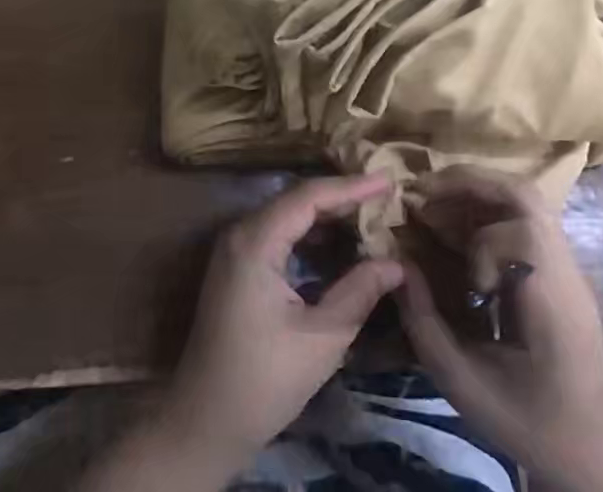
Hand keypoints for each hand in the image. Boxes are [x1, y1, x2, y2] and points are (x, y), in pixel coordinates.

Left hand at [162, 174, 404, 464]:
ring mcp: (235, 249)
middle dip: (342, 196)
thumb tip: (398, 263)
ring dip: (327, 215)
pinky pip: (279, 235)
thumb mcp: (323, 337)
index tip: (388, 180)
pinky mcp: (237, 267)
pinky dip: (311, 234)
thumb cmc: (263, 381)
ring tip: (371, 214)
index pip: (308, 196)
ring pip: (287, 216)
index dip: (351, 186)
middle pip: (296, 200)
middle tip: (385, 195)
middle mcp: (240, 234)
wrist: (204, 422)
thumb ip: (360, 291)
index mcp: (255, 243)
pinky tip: (340, 242)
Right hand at [397, 166, 602, 491]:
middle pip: (525, 196)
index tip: (460, 276)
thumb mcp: (461, 382)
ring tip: (434, 204)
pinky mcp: (560, 269)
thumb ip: (424, 321)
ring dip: (475, 192)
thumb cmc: (523, 420)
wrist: (584, 447)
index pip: (524, 232)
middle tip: (424, 191)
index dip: (481, 240)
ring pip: (525, 200)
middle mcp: (568, 273)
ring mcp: (569, 267)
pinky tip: (457, 229)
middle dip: (469, 183)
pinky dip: (485, 210)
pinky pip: (525, 218)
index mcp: (553, 303)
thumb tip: (397, 264)